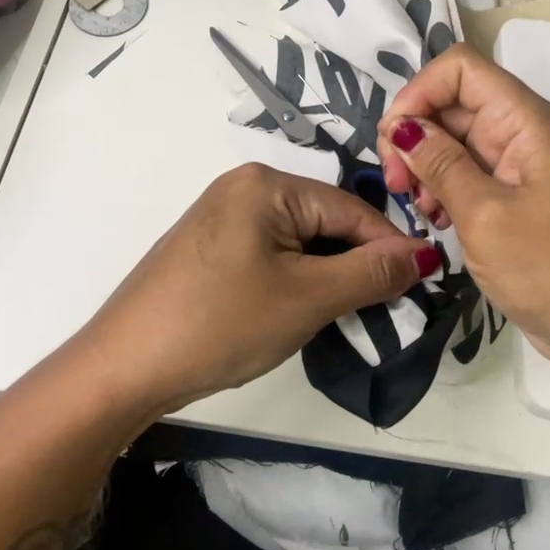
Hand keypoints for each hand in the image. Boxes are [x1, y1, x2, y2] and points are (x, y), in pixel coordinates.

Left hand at [71, 164, 437, 416]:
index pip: (350, 208)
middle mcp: (243, 187)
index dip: (390, 248)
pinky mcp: (209, 249)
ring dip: (327, 276)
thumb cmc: (221, 323)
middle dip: (356, 265)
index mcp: (266, 183)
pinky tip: (300, 312)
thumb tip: (425, 253)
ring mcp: (221, 217)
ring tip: (348, 317)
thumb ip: (370, 273)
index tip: (424, 287)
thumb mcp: (306, 298)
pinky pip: (270, 254)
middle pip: (323, 221)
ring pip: (298, 241)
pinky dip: (294, 280)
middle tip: (387, 311)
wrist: (124, 366)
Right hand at [378, 44, 549, 377]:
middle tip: (397, 186)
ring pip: (457, 140)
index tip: (393, 141)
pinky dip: (445, 188)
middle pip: (453, 103)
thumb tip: (402, 128)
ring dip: (426, 166)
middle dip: (415, 136)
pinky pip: (470, 173)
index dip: (418, 93)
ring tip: (421, 210)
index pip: (460, 68)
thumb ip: (440, 164)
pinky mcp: (519, 197)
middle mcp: (525, 131)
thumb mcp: (485, 216)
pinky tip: (439, 222)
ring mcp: (523, 165)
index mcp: (526, 121)